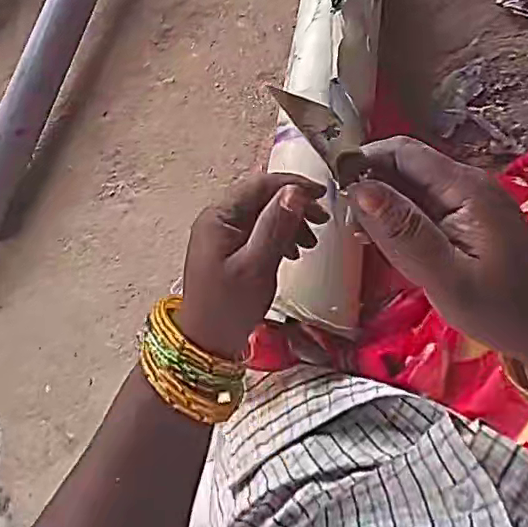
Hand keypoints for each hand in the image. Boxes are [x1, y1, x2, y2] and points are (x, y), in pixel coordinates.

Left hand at [178, 173, 328, 357]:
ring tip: (311, 243)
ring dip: (289, 222)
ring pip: (262, 214)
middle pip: (261, 197)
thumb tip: (295, 192)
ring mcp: (222, 233)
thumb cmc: (228, 306)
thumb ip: (275, 227)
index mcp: (219, 216)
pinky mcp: (228, 249)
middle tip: (322, 220)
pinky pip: (257, 231)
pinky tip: (293, 253)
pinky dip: (278, 236)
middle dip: (294, 205)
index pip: (259, 184)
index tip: (322, 194)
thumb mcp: (256, 266)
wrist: (205, 342)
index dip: (292, 184)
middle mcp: (218, 218)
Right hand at [348, 137, 527, 380]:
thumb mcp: (447, 278)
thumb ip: (403, 232)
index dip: (364, 161)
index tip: (335, 190)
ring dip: (381, 203)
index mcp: (465, 188)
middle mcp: (467, 182)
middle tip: (349, 224)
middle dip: (370, 185)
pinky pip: (421, 201)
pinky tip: (388, 243)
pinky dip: (398, 216)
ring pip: (408, 183)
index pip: (402, 151)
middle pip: (403, 164)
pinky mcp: (465, 213)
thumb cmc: (500, 311)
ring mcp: (467, 197)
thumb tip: (359, 188)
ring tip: (366, 238)